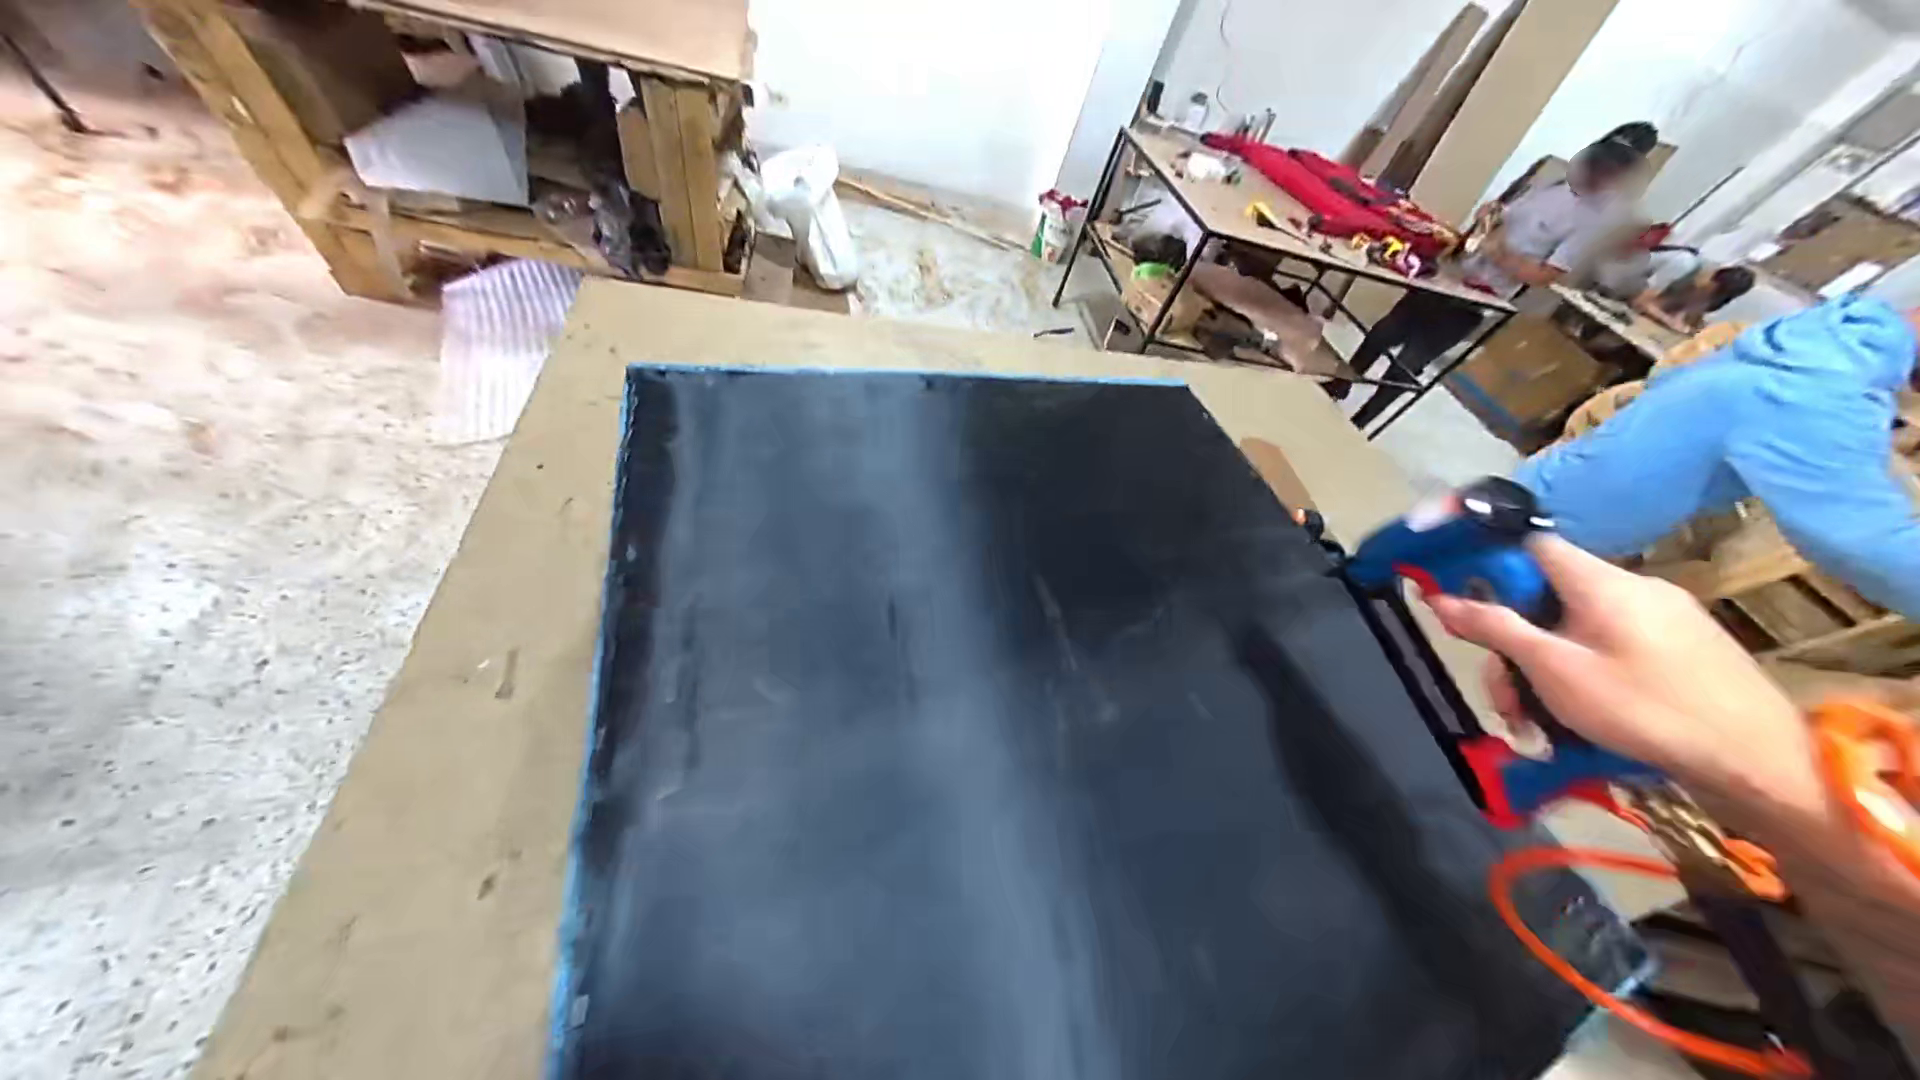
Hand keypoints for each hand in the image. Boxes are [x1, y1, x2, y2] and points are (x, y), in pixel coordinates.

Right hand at [1425, 537, 1824, 822]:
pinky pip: (1603, 643)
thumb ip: (1494, 628)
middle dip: (1509, 643)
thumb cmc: (1645, 708)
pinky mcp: (1678, 645)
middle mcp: (1631, 587)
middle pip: (1543, 597)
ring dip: (1537, 668)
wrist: (1765, 765)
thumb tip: (1439, 598)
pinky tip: (1570, 714)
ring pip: (1570, 627)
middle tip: (1501, 693)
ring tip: (1532, 722)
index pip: (1530, 545)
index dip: (1488, 561)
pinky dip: (1573, 671)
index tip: (1457, 594)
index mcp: (1602, 582)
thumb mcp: (1554, 669)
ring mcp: (1660, 616)